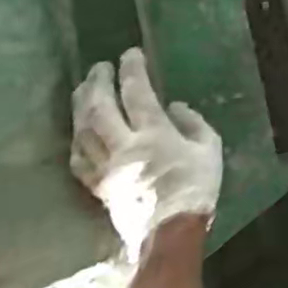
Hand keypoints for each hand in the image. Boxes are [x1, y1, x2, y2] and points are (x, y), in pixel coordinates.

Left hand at [70, 47, 222, 257]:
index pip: (136, 92)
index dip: (132, 69)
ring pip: (83, 130)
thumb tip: (175, 107)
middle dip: (98, 82)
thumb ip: (194, 124)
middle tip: (100, 67)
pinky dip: (77, 141)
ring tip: (83, 90)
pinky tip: (78, 132)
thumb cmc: (196, 188)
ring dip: (81, 106)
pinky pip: (80, 160)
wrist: (170, 234)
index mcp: (153, 133)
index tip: (130, 54)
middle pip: (100, 106)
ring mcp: (106, 167)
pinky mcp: (98, 186)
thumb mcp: (210, 150)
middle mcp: (123, 145)